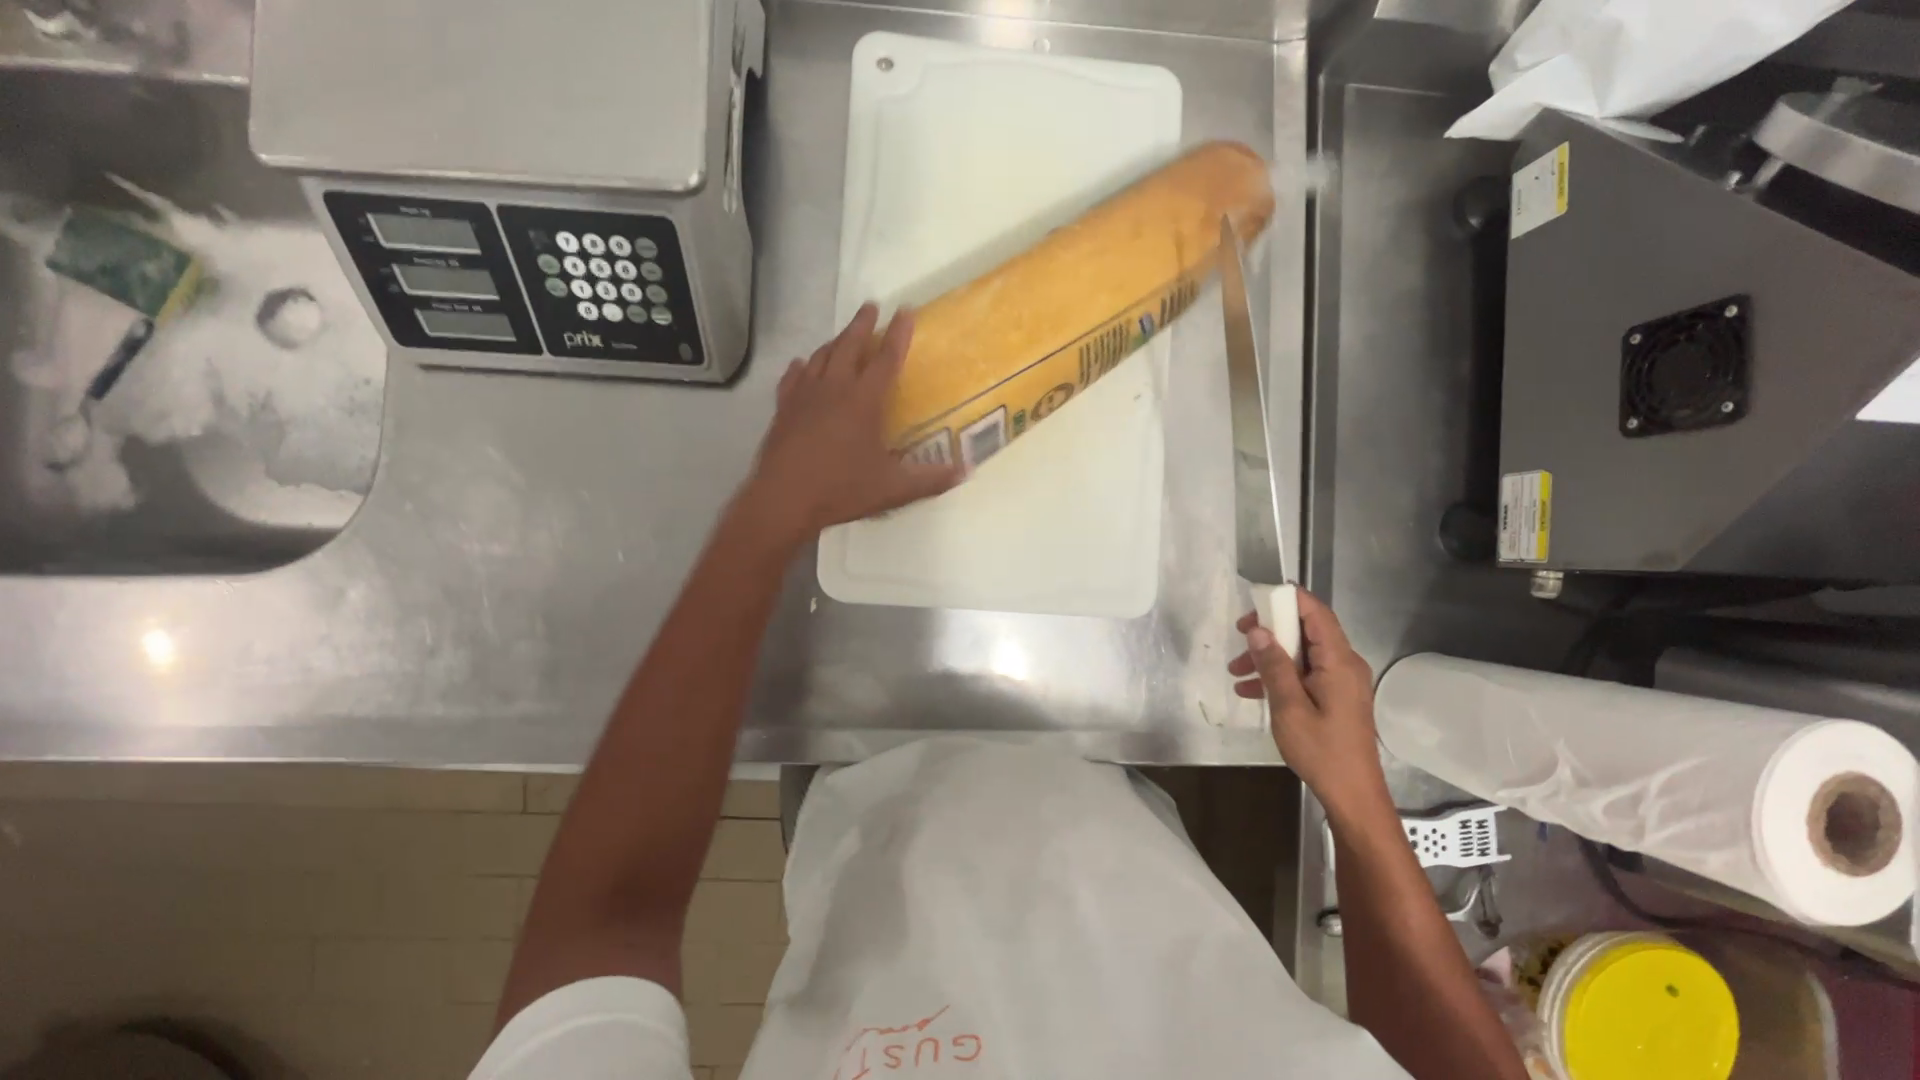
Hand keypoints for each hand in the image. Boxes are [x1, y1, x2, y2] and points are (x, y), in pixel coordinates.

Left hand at [738, 304, 962, 545]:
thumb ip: (931, 479)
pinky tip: (801, 364)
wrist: (784, 498)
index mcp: (864, 400)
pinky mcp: (783, 408)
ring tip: (843, 335)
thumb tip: (966, 472)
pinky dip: (801, 367)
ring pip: (820, 356)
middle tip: (870, 306)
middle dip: (862, 324)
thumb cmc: (841, 490)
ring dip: (834, 341)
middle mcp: (834, 388)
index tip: (905, 310)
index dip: (899, 334)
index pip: (887, 358)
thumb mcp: (893, 489)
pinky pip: (792, 378)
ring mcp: (805, 396)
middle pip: (849, 345)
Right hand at [1228, 590, 1388, 821]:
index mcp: (1339, 661)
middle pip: (1307, 631)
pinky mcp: (1336, 698)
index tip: (1254, 603)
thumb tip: (1258, 631)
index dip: (1286, 599)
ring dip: (1270, 657)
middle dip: (1271, 631)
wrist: (1353, 794)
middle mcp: (1345, 664)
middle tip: (1239, 637)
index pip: (1316, 612)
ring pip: (1302, 654)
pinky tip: (1251, 691)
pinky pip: (1306, 674)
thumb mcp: (1289, 708)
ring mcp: (1341, 682)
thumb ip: (1274, 666)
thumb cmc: (1322, 751)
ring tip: (1236, 671)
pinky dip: (1280, 676)